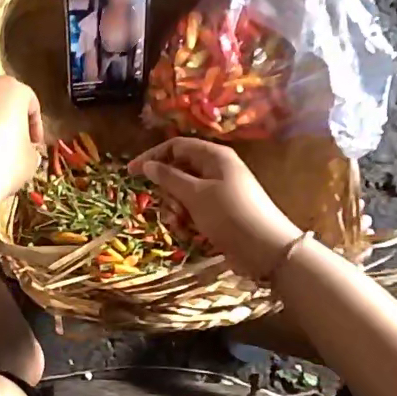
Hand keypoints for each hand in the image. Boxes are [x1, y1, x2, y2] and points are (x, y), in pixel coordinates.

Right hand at [129, 138, 301, 279]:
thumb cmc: (230, 215)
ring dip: (176, 209)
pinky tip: (190, 233)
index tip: (130, 173)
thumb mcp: (195, 195)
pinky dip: (188, 220)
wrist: (266, 249)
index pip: (176, 146)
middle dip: (168, 191)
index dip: (152, 157)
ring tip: (182, 225)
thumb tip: (147, 165)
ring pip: (184, 194)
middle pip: (178, 171)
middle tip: (170, 210)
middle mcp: (217, 169)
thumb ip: (169, 178)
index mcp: (214, 156)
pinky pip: (195, 209)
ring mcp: (219, 191)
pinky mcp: (220, 212)